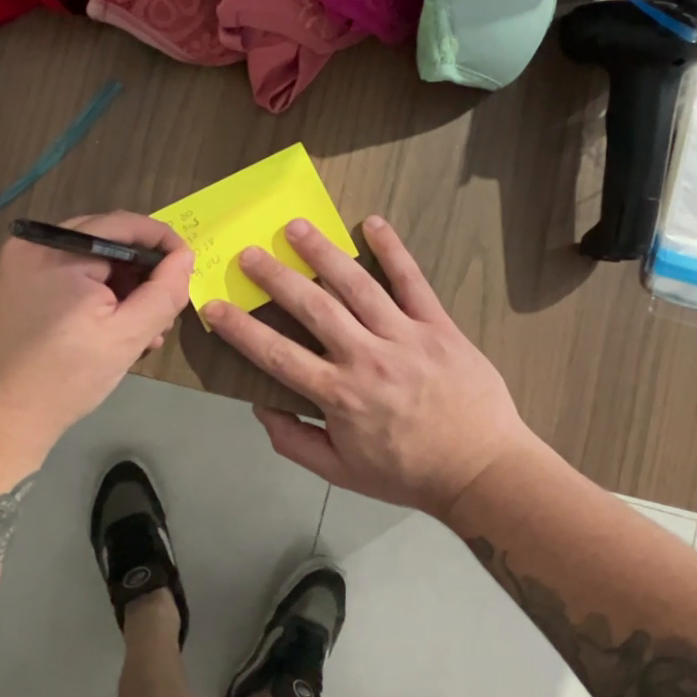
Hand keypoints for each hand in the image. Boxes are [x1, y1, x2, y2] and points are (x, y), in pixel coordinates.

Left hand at [0, 211, 193, 456]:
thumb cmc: (65, 379)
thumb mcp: (127, 336)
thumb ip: (163, 293)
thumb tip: (185, 258)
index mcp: (60, 250)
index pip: (126, 224)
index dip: (164, 242)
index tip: (188, 269)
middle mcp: (35, 245)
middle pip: (108, 240)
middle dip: (143, 271)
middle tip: (166, 309)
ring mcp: (21, 264)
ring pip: (91, 260)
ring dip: (123, 287)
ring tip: (145, 330)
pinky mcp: (16, 286)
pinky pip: (69, 276)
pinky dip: (96, 294)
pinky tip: (113, 329)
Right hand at [204, 216, 540, 517]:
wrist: (481, 470)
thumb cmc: (408, 473)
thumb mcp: (342, 472)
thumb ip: (295, 442)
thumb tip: (261, 408)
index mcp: (340, 396)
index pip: (278, 355)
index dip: (242, 330)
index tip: (214, 307)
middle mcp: (367, 358)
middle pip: (313, 308)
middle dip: (276, 278)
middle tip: (249, 254)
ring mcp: (405, 336)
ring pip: (357, 285)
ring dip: (322, 253)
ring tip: (295, 228)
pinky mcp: (439, 326)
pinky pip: (412, 281)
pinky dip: (392, 250)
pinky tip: (373, 223)